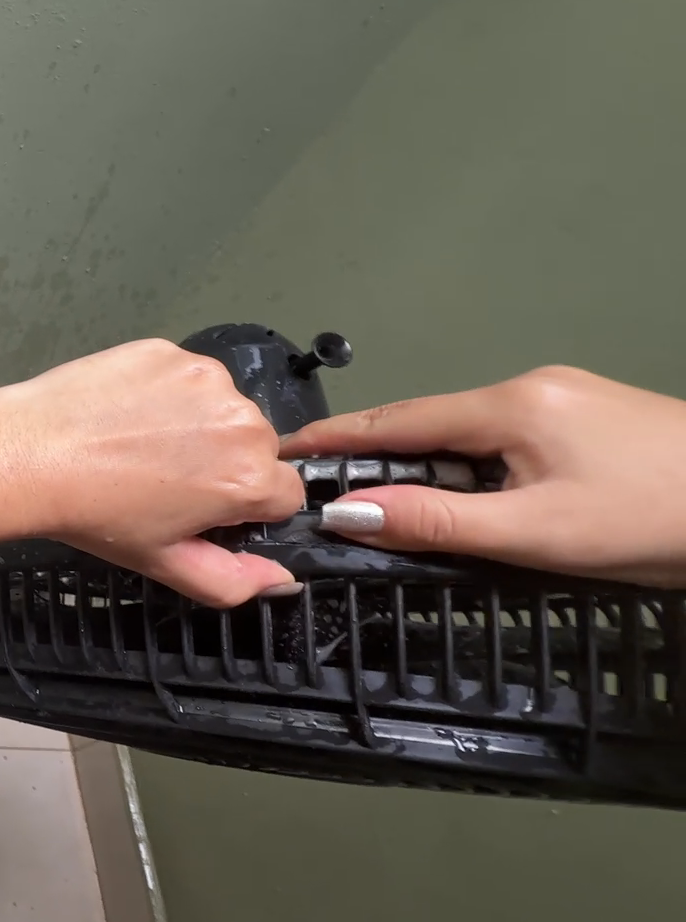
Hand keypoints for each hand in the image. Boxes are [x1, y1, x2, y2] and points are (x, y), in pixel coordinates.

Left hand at [0, 338, 305, 606]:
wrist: (24, 454)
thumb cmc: (90, 512)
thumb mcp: (159, 562)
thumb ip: (230, 581)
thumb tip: (280, 581)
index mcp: (249, 478)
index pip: (281, 496)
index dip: (237, 508)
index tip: (192, 508)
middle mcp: (241, 420)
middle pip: (252, 447)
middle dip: (217, 463)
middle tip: (153, 478)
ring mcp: (203, 377)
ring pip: (216, 407)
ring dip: (190, 423)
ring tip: (130, 444)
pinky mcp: (164, 351)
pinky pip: (178, 376)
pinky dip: (157, 392)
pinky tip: (116, 412)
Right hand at [279, 365, 685, 588]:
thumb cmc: (663, 520)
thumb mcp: (538, 533)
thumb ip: (433, 521)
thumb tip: (341, 514)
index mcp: (509, 404)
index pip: (390, 420)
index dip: (328, 439)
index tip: (276, 453)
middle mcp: (528, 387)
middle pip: (421, 422)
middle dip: (366, 453)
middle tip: (318, 488)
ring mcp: (562, 397)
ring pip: (457, 432)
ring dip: (414, 463)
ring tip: (383, 499)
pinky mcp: (588, 417)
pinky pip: (493, 437)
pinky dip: (456, 464)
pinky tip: (459, 491)